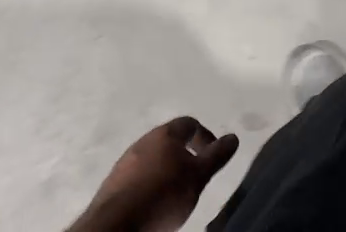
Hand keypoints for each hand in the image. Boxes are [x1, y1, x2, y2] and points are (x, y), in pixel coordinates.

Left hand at [69, 118, 239, 231]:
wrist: (115, 226)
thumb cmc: (163, 196)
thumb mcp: (198, 177)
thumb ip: (216, 156)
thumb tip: (233, 137)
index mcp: (165, 134)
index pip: (190, 123)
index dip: (205, 137)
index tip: (212, 157)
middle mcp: (143, 141)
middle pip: (169, 140)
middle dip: (184, 154)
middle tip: (194, 175)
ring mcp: (124, 163)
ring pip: (152, 158)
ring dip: (165, 170)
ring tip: (174, 192)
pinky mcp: (111, 185)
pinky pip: (137, 176)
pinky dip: (149, 183)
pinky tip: (153, 202)